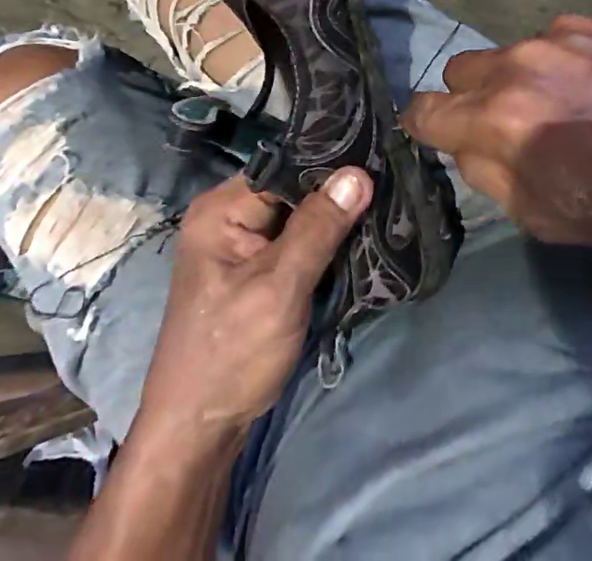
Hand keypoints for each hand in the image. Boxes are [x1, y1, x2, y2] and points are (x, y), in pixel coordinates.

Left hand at [136, 168, 372, 434]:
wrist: (200, 430)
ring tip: (385, 206)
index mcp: (220, 210)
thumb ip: (318, 228)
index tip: (379, 161)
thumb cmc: (232, 354)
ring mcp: (242, 246)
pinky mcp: (257, 271)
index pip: (285, 167)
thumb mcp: (279, 287)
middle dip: (337, 193)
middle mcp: (228, 218)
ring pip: (299, 217)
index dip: (330, 165)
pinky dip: (325, 243)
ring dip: (335, 219)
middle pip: (293, 190)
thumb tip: (358, 173)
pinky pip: (297, 242)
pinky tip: (361, 238)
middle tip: (391, 186)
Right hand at [403, 13, 591, 249]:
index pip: (424, 110)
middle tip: (514, 127)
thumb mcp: (546, 219)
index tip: (444, 138)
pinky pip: (558, 38)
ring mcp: (564, 32)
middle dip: (473, 100)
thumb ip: (488, 174)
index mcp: (503, 118)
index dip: (427, 128)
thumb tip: (465, 144)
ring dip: (522, 78)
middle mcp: (521, 62)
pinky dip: (565, 61)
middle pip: (460, 70)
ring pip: (510, 52)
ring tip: (573, 107)